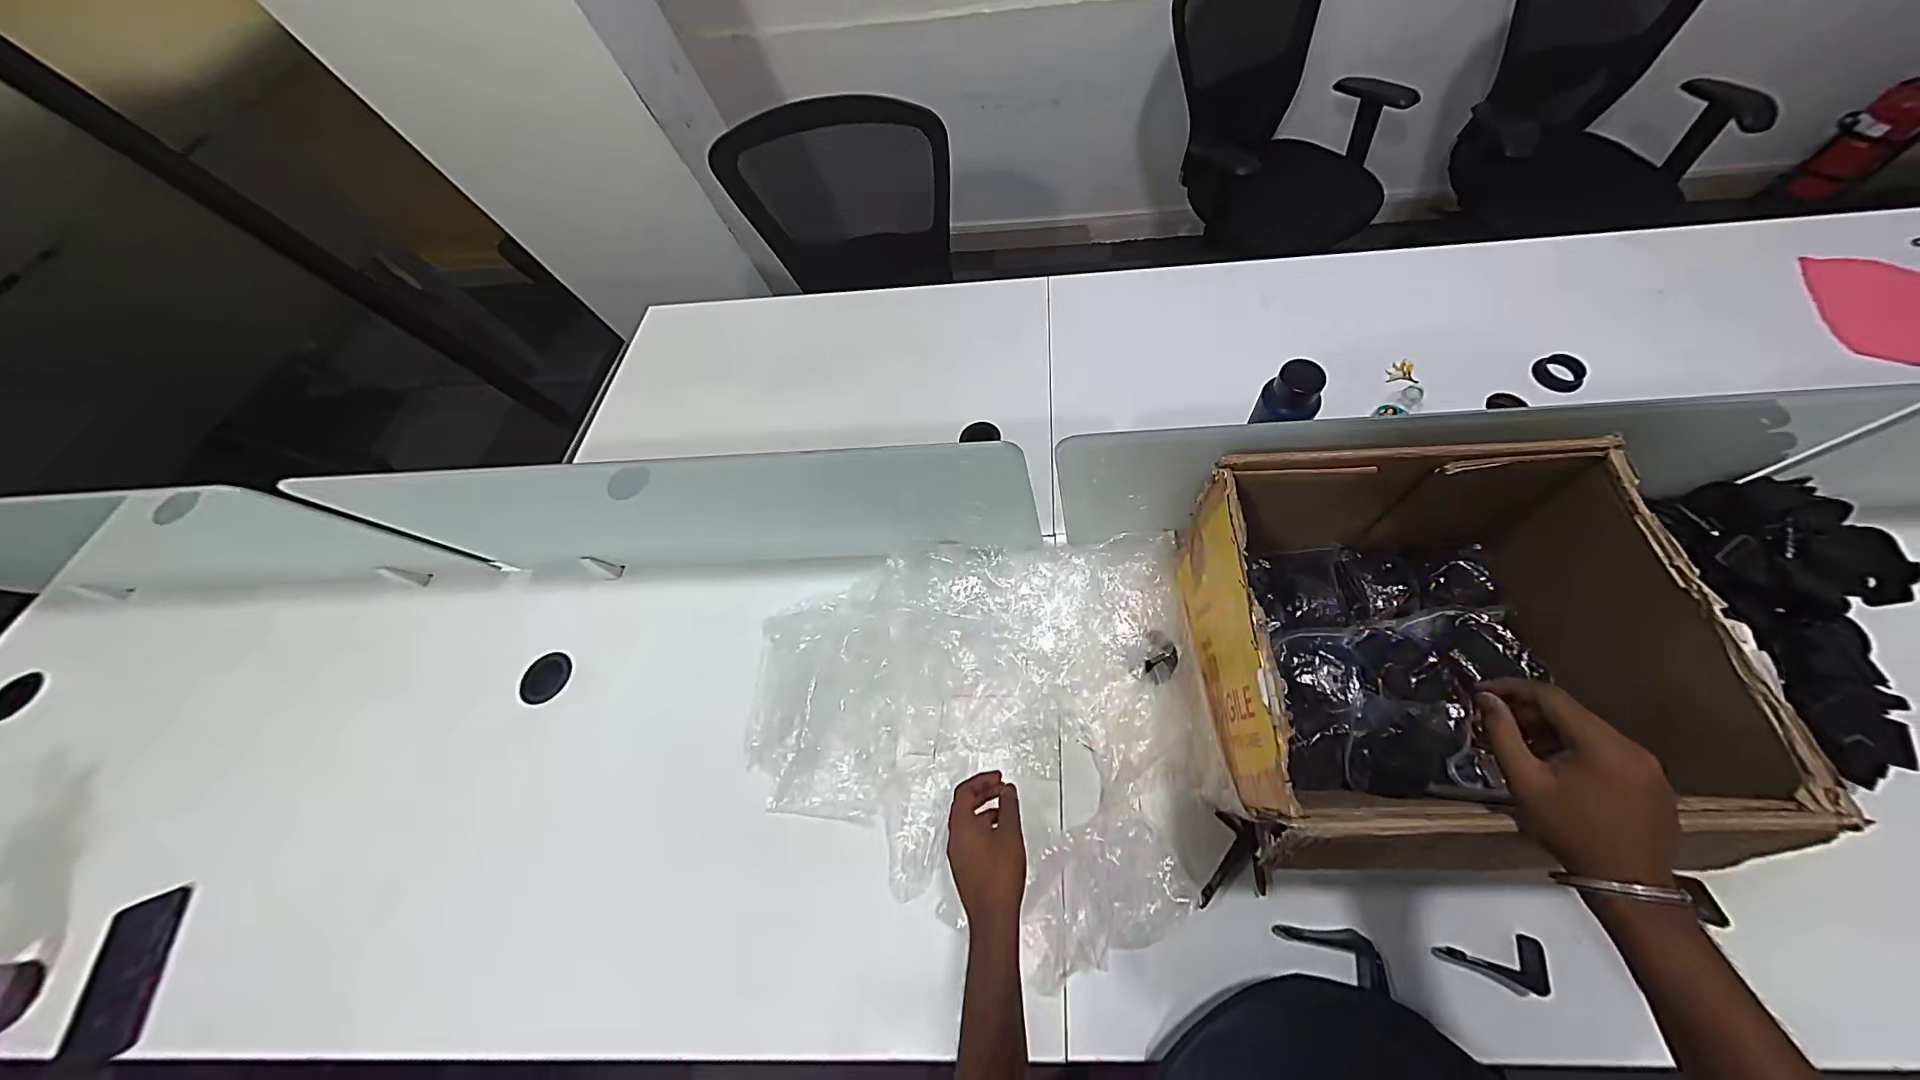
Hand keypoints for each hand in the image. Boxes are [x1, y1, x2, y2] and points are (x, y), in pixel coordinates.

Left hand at [947, 771, 1025, 928]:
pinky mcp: (964, 867)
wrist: (993, 915)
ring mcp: (958, 854)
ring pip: (968, 822)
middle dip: (984, 793)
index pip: (965, 791)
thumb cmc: (1000, 876)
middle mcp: (955, 838)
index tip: (998, 777)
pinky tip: (1001, 833)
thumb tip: (1007, 790)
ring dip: (984, 810)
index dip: (982, 780)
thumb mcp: (1010, 832)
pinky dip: (983, 826)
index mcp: (961, 825)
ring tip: (1005, 809)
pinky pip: (970, 837)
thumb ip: (1008, 806)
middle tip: (1001, 788)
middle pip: (964, 805)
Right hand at [1476, 679, 1678, 886]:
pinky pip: (1607, 751)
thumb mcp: (1525, 781)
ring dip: (1551, 730)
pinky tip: (1554, 765)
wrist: (1627, 883)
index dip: (1512, 687)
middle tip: (1494, 717)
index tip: (1482, 690)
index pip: (1552, 696)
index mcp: (1603, 744)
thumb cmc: (1570, 832)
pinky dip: (1575, 748)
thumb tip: (1488, 700)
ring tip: (1520, 742)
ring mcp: (1648, 766)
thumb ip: (1503, 734)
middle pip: (1572, 713)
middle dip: (1529, 710)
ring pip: (1589, 732)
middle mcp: (1632, 747)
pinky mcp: (1653, 782)